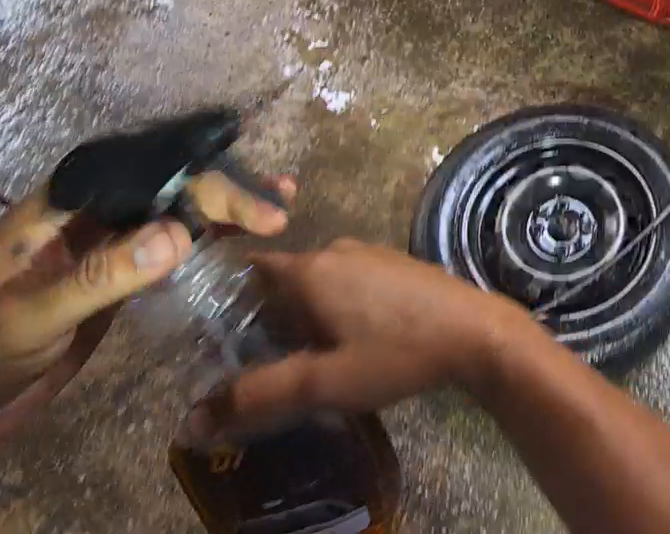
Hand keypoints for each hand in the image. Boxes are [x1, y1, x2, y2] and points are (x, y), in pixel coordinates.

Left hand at [0, 168, 293, 455]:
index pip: (139, 171)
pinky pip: (178, 243)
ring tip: (284, 201)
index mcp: (58, 207)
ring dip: (230, 205)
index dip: (194, 170)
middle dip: (225, 191)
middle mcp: (91, 214)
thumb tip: (179, 234)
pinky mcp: (125, 273)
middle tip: (275, 208)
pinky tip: (250, 231)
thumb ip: (100, 276)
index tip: (242, 190)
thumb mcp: (26, 320)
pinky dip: (217, 234)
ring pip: (180, 209)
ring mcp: (110, 243)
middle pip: (170, 185)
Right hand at [183, 239, 530, 441]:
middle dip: (265, 317)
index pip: (251, 272)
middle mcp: (339, 250)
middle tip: (252, 364)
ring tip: (296, 361)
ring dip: (303, 316)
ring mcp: (373, 254)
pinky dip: (335, 309)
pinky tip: (344, 344)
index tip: (211, 340)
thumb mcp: (323, 383)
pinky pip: (349, 284)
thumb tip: (191, 420)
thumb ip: (256, 396)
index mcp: (312, 269)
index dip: (227, 304)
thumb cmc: (398, 353)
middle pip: (283, 280)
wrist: (478, 333)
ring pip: (318, 284)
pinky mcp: (398, 267)